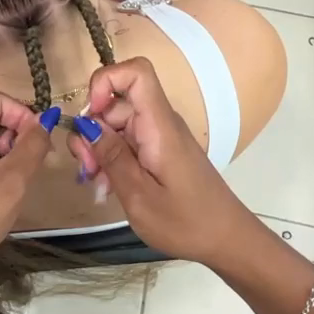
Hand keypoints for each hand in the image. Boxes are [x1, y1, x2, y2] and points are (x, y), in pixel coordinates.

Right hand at [66, 58, 261, 266]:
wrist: (227, 241)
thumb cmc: (186, 222)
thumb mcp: (138, 196)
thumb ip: (111, 157)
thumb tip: (86, 124)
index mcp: (159, 126)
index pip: (135, 72)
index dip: (105, 81)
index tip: (89, 116)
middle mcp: (160, 123)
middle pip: (117, 102)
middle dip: (92, 130)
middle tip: (87, 169)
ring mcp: (159, 136)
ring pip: (117, 124)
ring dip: (99, 149)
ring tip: (96, 183)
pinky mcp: (159, 151)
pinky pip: (127, 142)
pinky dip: (111, 159)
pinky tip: (107, 186)